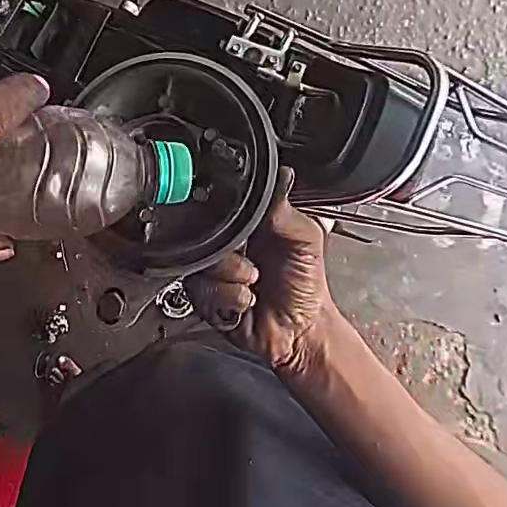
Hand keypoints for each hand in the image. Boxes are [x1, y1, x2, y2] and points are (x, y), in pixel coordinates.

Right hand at [186, 168, 344, 379]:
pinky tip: (245, 301)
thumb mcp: (305, 239)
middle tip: (255, 266)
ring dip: (232, 280)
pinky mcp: (205, 297)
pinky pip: (201, 291)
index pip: (219, 208)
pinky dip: (228, 298)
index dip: (224, 218)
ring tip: (252, 285)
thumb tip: (281, 176)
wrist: (300, 330)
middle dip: (231, 257)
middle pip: (203, 237)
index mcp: (247, 225)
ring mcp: (213, 272)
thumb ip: (286, 209)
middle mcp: (226, 246)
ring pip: (200, 266)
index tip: (241, 233)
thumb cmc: (306, 285)